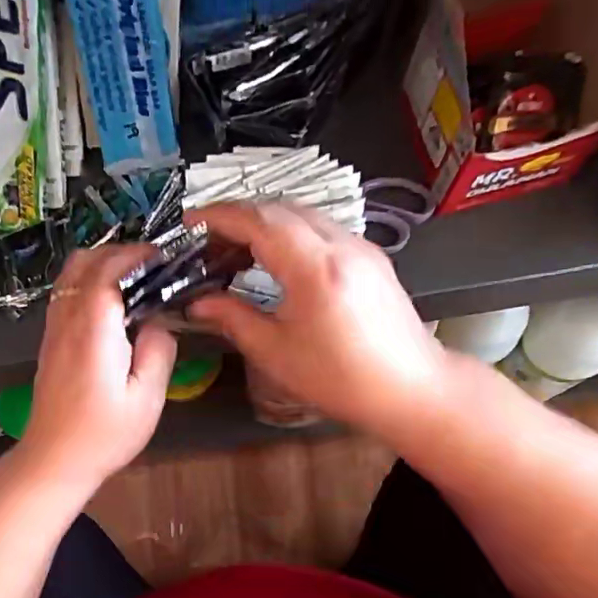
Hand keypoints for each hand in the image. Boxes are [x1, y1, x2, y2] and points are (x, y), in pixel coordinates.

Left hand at [18, 245, 178, 491]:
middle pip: (84, 262)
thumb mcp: (146, 399)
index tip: (163, 260)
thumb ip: (158, 351)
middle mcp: (66, 321)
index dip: (136, 255)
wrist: (53, 461)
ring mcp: (52, 332)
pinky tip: (111, 311)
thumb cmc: (103, 435)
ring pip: (70, 277)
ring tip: (133, 287)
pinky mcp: (48, 345)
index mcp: (93, 329)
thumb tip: (159, 321)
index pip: (108, 269)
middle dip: (119, 254)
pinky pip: (65, 298)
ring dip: (100, 268)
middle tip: (152, 271)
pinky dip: (88, 287)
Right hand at [186, 202, 452, 437]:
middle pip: (281, 209)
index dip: (219, 217)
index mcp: (315, 267)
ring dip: (264, 225)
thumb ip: (233, 319)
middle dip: (238, 218)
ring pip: (303, 216)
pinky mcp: (370, 257)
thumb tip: (199, 303)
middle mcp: (341, 244)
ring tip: (233, 253)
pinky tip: (272, 263)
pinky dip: (289, 236)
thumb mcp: (275, 353)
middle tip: (205, 243)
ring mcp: (361, 246)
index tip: (189, 223)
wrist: (408, 388)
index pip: (260, 220)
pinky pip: (321, 230)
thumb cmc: (338, 379)